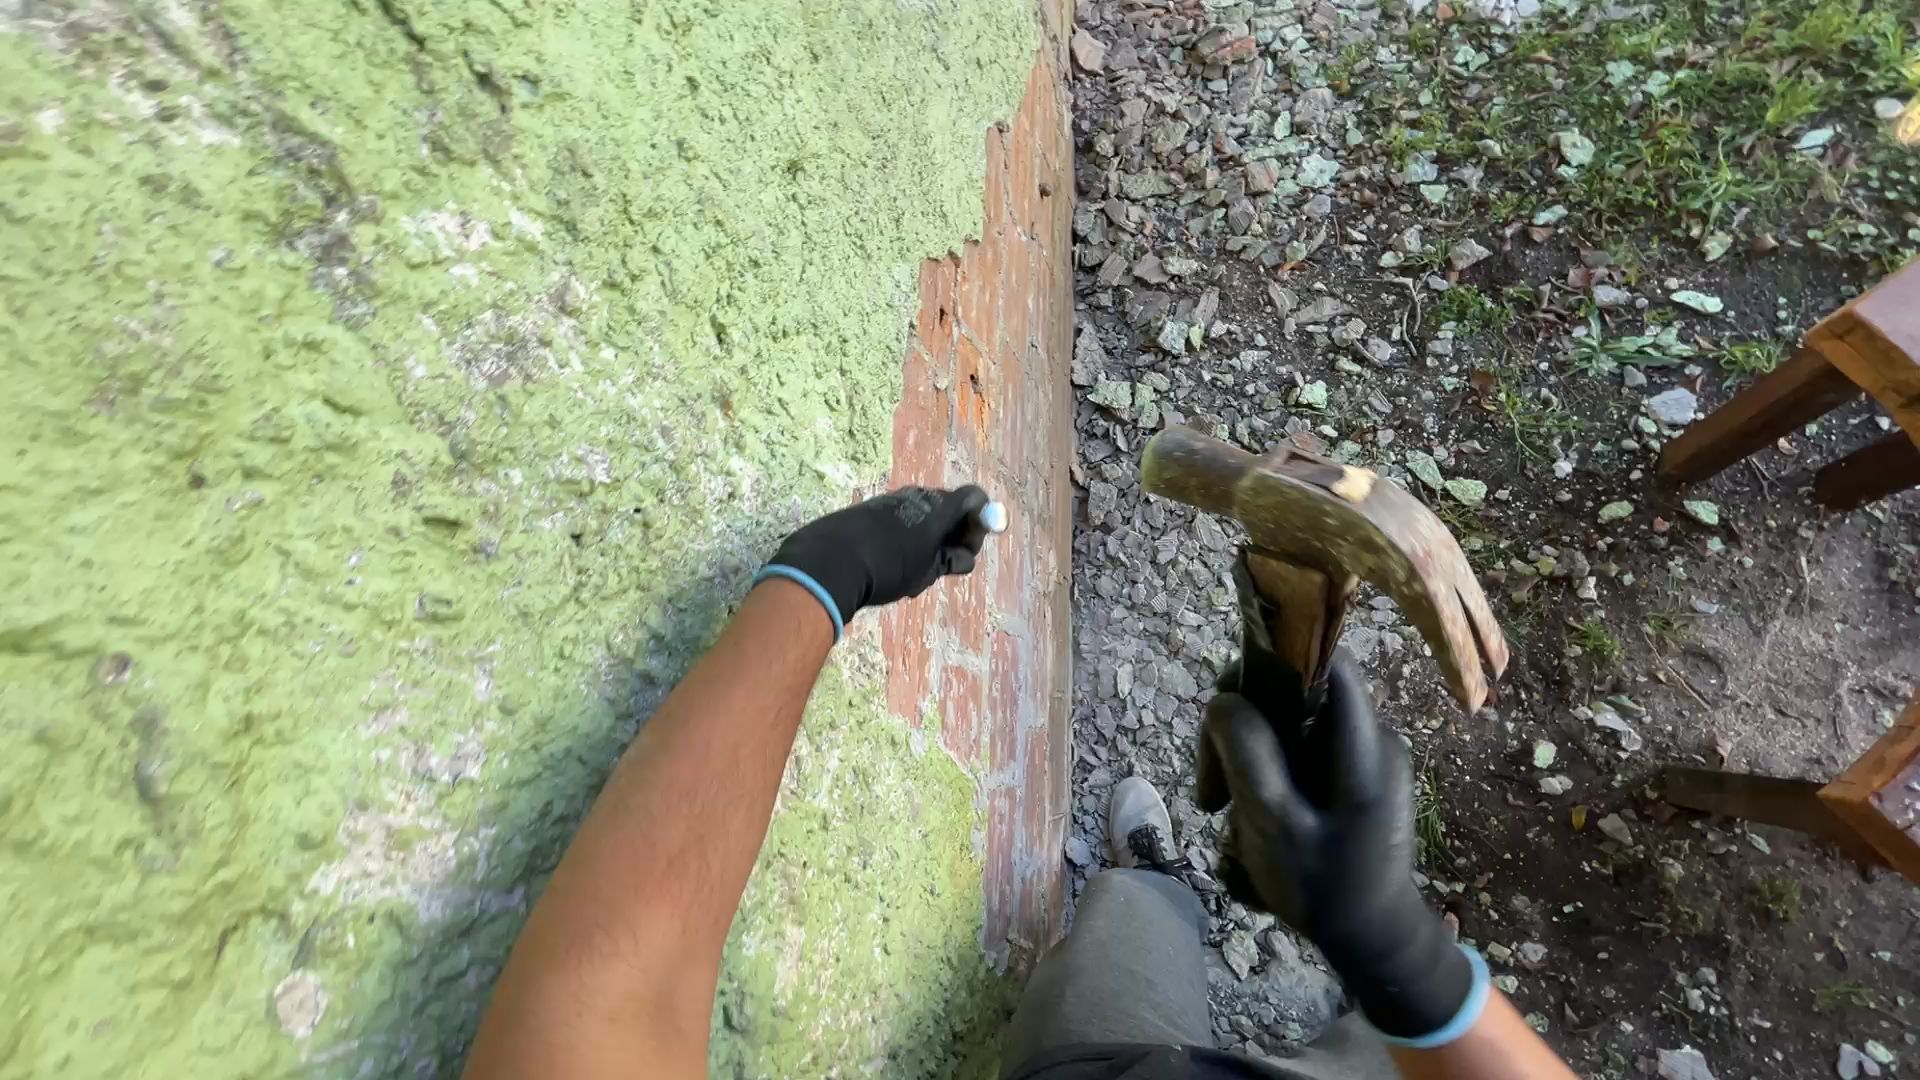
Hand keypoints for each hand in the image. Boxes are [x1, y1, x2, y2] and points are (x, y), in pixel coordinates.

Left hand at [759, 486, 990, 635]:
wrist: (830, 560)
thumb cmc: (888, 567)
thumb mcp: (927, 571)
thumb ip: (951, 561)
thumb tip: (966, 557)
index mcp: (939, 506)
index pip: (975, 498)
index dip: (980, 522)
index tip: (968, 548)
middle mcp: (919, 495)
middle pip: (951, 506)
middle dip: (955, 532)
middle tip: (946, 562)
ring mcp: (894, 499)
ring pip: (925, 514)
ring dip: (930, 536)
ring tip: (915, 567)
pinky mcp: (874, 508)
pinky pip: (903, 518)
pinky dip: (908, 535)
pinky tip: (892, 561)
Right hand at [1197, 655, 1474, 1039]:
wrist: (1373, 943)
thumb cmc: (1324, 888)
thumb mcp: (1274, 825)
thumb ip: (1247, 754)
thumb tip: (1223, 698)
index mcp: (1363, 745)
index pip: (1326, 661)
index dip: (1274, 658)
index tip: (1230, 696)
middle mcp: (1368, 737)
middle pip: (1292, 691)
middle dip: (1240, 723)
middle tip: (1211, 784)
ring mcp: (1359, 754)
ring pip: (1285, 720)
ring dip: (1242, 752)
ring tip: (1221, 805)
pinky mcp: (1347, 772)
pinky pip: (1293, 746)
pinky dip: (1260, 767)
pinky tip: (1245, 808)